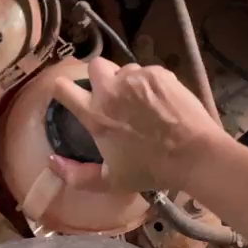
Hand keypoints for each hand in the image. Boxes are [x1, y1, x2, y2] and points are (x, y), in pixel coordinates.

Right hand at [49, 57, 230, 193]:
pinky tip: (162, 102)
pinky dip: (151, 84)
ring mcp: (136, 78)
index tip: (70, 96)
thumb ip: (76, 175)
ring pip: (124, 69)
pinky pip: (148, 72)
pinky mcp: (159, 73)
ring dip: (129, 82)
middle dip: (100, 77)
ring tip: (143, 103)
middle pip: (94, 66)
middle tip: (113, 97)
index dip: (62, 89)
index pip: (62, 87)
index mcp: (95, 115)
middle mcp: (110, 90)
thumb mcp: (111, 180)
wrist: (196, 155)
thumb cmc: (152, 170)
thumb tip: (52, 161)